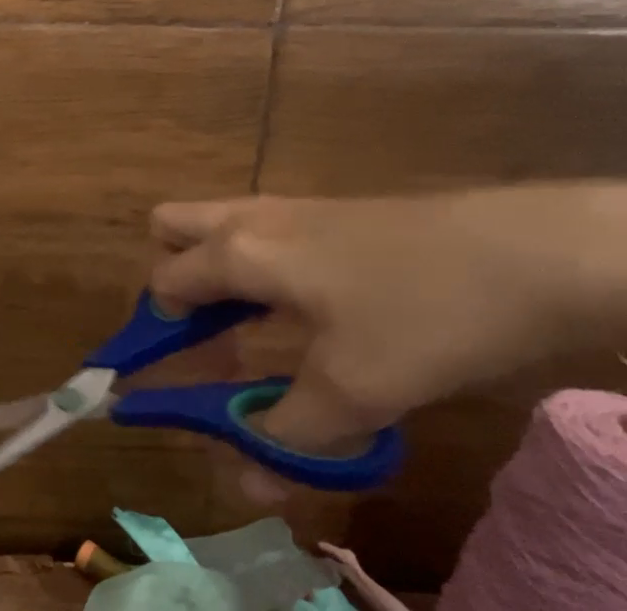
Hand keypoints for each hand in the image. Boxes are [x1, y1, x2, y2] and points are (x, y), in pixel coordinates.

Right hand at [149, 184, 626, 459]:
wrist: (541, 253)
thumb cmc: (426, 313)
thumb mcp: (359, 389)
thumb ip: (290, 433)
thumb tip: (243, 484)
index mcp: (236, 254)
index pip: (163, 286)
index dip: (154, 334)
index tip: (168, 378)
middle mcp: (249, 221)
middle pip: (170, 231)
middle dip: (173, 278)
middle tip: (206, 331)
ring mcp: (295, 210)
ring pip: (220, 227)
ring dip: (218, 272)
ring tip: (254, 326)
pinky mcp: (338, 213)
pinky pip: (268, 235)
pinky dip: (264, 268)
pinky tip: (313, 309)